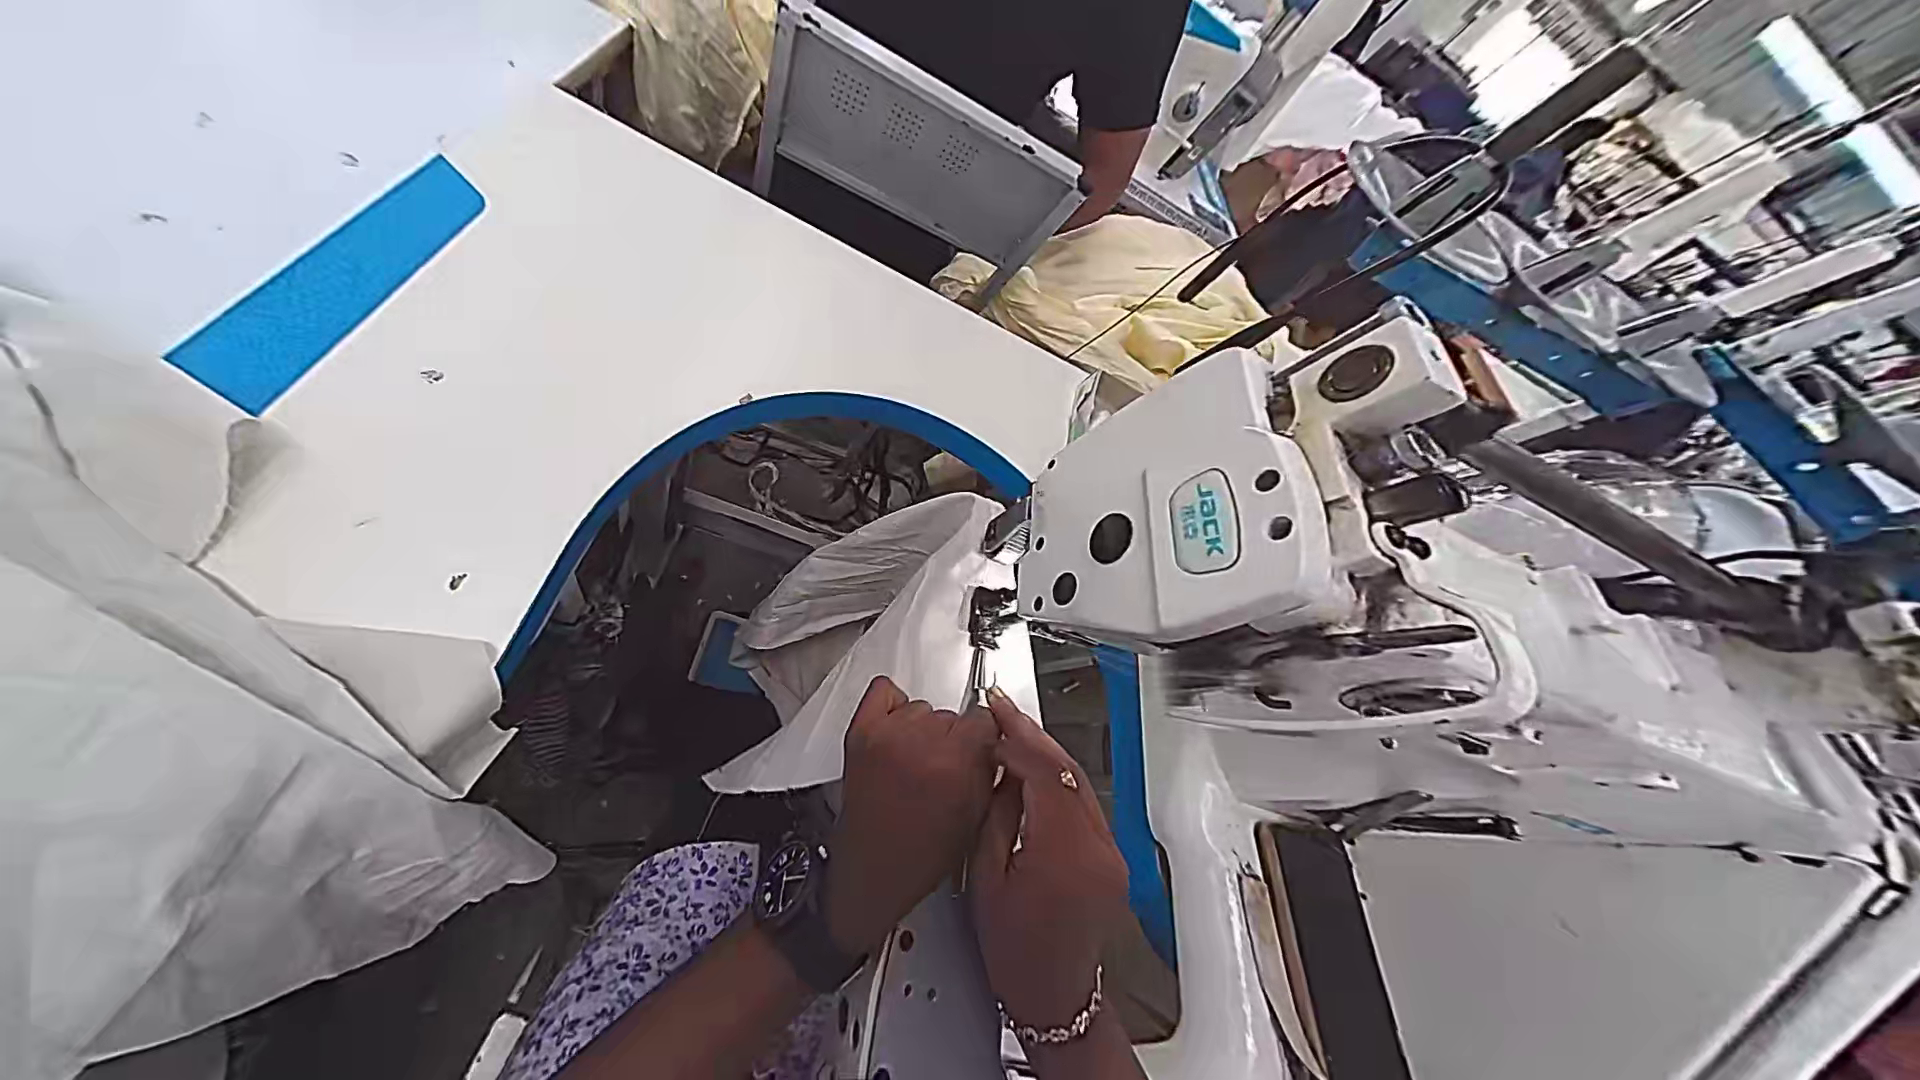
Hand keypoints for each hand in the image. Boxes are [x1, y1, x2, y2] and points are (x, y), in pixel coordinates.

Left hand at [825, 676, 998, 955]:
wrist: (874, 867)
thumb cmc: (922, 851)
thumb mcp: (977, 813)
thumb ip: (991, 766)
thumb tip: (996, 735)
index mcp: (955, 764)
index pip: (984, 718)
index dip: (984, 737)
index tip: (979, 747)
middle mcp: (920, 744)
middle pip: (953, 713)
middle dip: (954, 737)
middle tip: (944, 765)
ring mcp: (887, 736)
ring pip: (922, 707)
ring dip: (924, 728)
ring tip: (916, 759)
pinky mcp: (860, 732)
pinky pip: (884, 690)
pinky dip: (892, 706)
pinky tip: (897, 734)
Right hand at [969, 687, 1129, 1027]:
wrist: (1057, 999)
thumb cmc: (1016, 953)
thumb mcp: (987, 880)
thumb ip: (996, 818)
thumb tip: (1001, 773)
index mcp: (1063, 855)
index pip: (1045, 775)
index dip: (1017, 742)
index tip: (994, 723)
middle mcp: (1096, 849)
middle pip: (1066, 771)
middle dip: (1032, 734)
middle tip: (1003, 708)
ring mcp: (1109, 852)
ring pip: (1077, 781)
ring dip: (1045, 751)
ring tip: (1014, 728)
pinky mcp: (1110, 855)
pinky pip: (1082, 801)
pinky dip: (1056, 777)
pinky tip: (1034, 766)